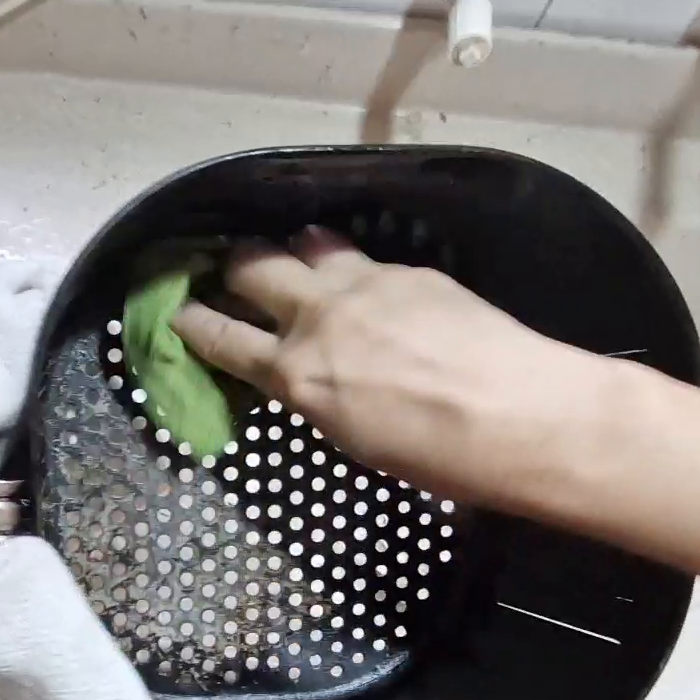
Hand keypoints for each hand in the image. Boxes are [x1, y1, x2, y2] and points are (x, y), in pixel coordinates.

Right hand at [170, 227, 621, 513]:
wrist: (520, 416)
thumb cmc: (432, 456)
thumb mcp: (349, 436)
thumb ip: (315, 392)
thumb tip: (307, 372)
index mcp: (297, 375)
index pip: (222, 339)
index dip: (193, 324)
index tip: (179, 313)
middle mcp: (319, 317)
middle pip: (253, 268)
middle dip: (233, 268)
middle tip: (232, 271)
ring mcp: (365, 284)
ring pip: (307, 244)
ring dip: (292, 250)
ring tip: (296, 256)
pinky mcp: (409, 271)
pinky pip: (361, 256)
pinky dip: (347, 262)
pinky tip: (362, 278)